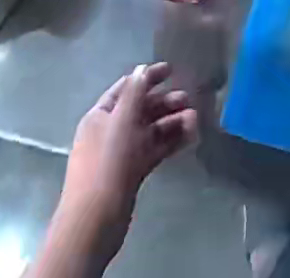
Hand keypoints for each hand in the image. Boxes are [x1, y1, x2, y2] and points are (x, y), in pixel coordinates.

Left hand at [53, 63, 197, 261]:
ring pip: (150, 130)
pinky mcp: (132, 172)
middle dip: (165, 102)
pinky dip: (171, 141)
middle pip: (141, 108)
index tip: (171, 70)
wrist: (95, 220)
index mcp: (101, 115)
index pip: (126, 87)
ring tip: (194, 120)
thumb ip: (135, 92)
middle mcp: (110, 130)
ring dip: (172, 121)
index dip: (147, 76)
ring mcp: (122, 153)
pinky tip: (190, 136)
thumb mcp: (122, 120)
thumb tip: (142, 69)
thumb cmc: (107, 162)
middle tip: (188, 98)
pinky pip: (154, 149)